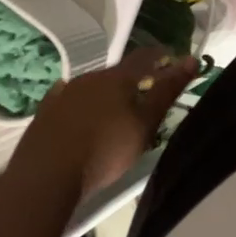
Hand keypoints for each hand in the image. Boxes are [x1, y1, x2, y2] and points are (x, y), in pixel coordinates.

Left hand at [8, 46, 198, 198]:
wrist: (43, 180)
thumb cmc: (105, 150)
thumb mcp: (146, 123)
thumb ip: (168, 90)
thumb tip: (192, 60)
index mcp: (118, 77)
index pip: (146, 56)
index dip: (162, 56)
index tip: (173, 62)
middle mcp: (90, 78)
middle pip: (118, 72)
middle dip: (134, 79)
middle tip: (146, 95)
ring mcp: (63, 95)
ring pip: (93, 87)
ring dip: (107, 94)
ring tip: (114, 112)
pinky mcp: (43, 114)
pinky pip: (69, 101)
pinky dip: (81, 105)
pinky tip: (81, 116)